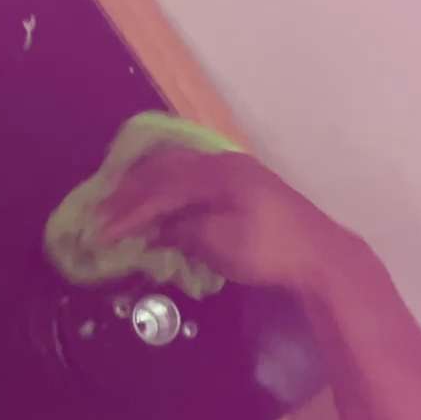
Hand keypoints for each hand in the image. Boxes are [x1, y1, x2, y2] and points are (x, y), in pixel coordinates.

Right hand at [98, 144, 354, 293]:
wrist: (319, 256)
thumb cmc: (268, 250)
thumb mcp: (218, 244)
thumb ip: (181, 231)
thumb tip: (154, 231)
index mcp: (216, 174)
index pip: (161, 189)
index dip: (129, 211)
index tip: (104, 232)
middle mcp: (222, 164)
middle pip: (165, 169)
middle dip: (129, 192)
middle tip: (101, 211)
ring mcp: (233, 171)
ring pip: (177, 169)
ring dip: (146, 185)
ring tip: (120, 201)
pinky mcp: (239, 186)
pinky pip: (190, 177)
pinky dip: (165, 189)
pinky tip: (155, 201)